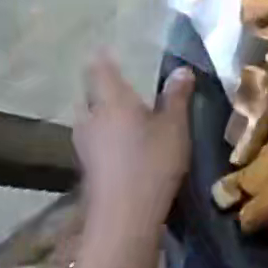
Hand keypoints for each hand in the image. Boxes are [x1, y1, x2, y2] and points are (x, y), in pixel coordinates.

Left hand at [75, 55, 193, 232]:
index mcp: (111, 101)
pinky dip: (107, 133)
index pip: (100, 70)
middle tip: (121, 81)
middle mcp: (92, 119)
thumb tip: (181, 69)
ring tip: (124, 110)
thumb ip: (177, 96)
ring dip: (103, 112)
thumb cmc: (152, 161)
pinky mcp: (89, 167)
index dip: (103, 59)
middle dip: (102, 87)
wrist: (124, 218)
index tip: (106, 49)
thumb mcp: (175, 125)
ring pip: (90, 119)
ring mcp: (86, 145)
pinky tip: (124, 140)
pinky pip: (95, 139)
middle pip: (90, 96)